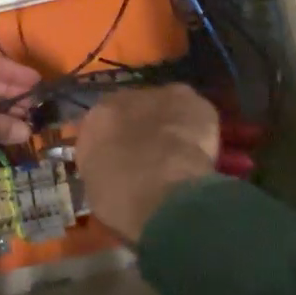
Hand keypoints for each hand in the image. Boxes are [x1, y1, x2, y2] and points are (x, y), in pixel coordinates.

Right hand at [77, 85, 219, 243]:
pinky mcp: (190, 99)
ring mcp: (158, 96)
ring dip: (169, 123)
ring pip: (164, 107)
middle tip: (154, 154)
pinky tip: (201, 149)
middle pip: (133, 109)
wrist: (161, 190)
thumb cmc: (121, 199)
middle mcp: (122, 99)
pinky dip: (197, 127)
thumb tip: (114, 165)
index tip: (125, 157)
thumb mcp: (97, 187)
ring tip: (181, 152)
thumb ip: (103, 165)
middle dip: (142, 127)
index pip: (103, 124)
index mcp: (94, 120)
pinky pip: (193, 112)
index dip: (116, 140)